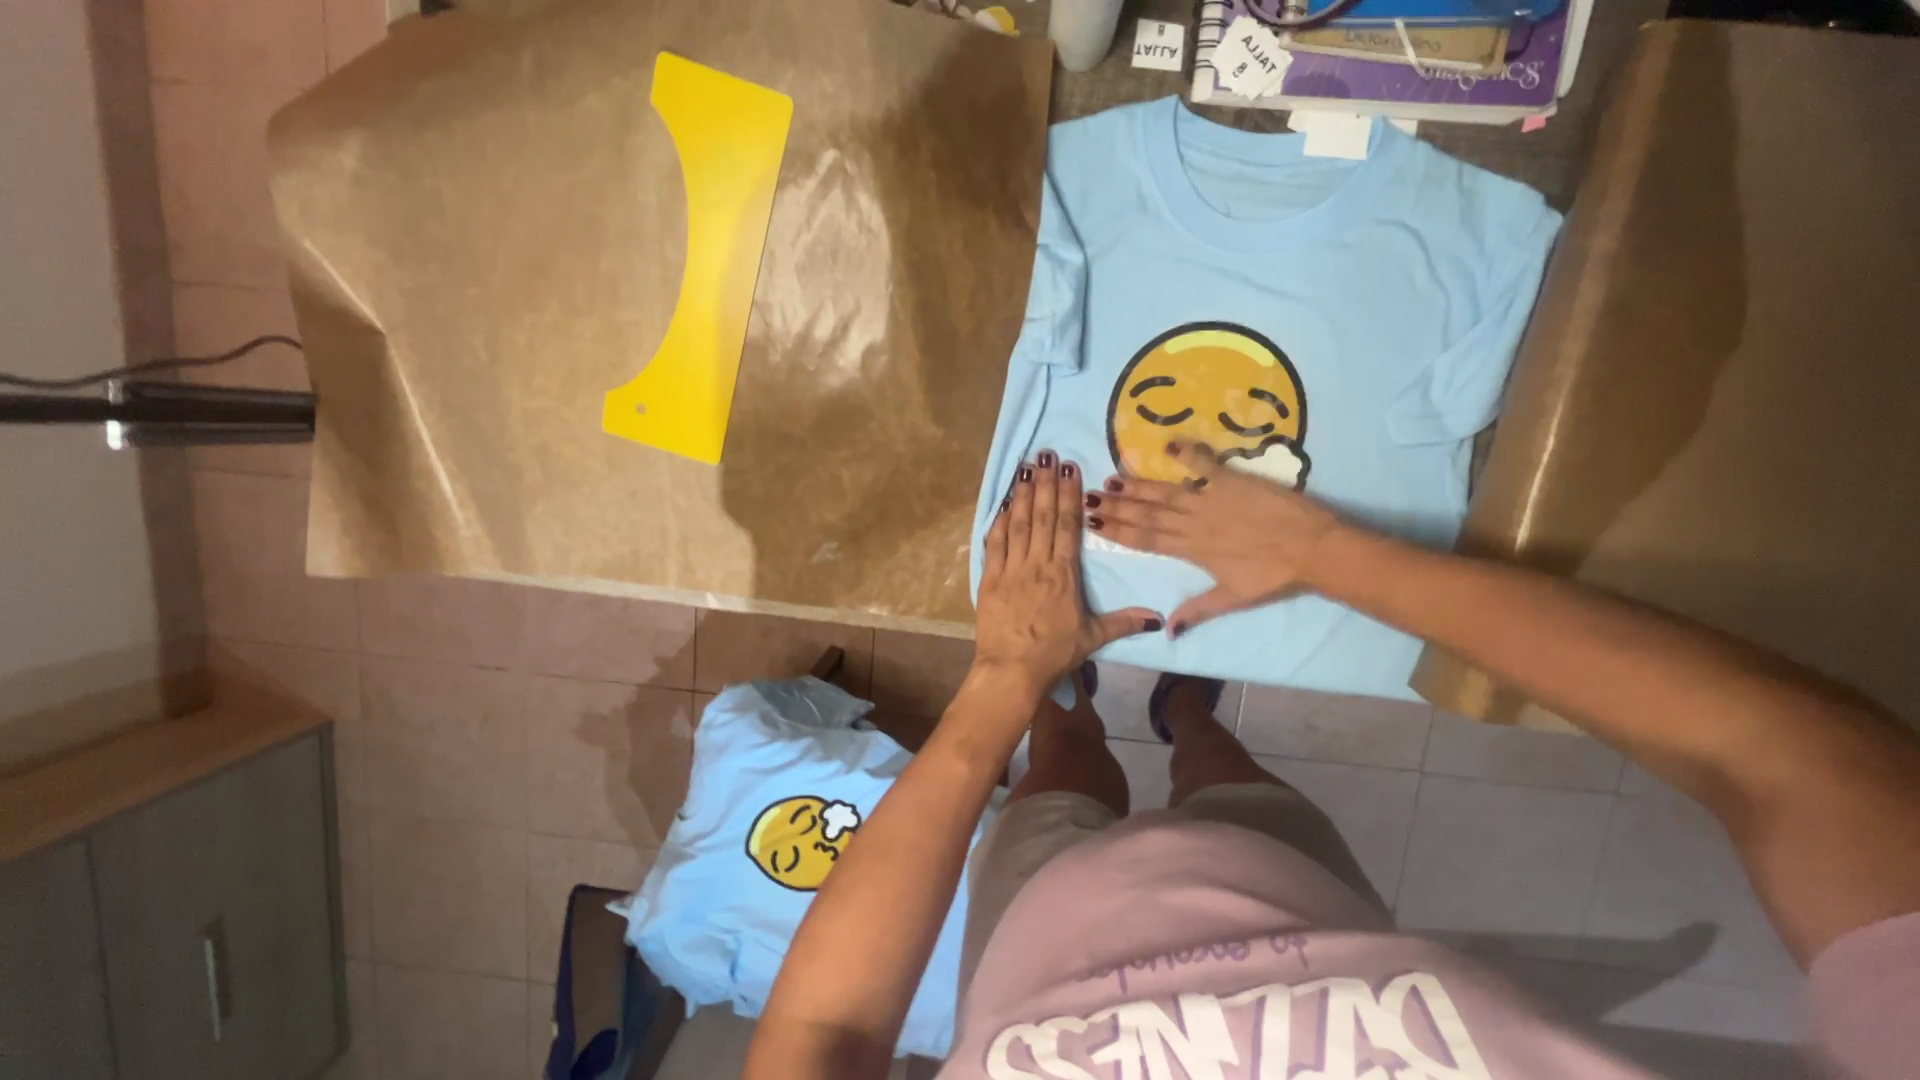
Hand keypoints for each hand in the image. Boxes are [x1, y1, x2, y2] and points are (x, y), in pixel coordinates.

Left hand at [974, 451, 1162, 692]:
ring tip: (1025, 469)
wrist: (1012, 669)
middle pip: (1042, 516)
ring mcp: (1011, 569)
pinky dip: (998, 522)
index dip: (1069, 495)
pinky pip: (994, 543)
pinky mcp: (990, 579)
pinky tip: (1002, 504)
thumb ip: (1124, 622)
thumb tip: (1158, 619)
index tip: (1069, 470)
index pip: (1068, 526)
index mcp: (1064, 573)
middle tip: (1045, 455)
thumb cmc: (1054, 654)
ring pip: (1018, 524)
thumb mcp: (1093, 638)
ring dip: (1021, 495)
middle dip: (1045, 483)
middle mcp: (1038, 564)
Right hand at [1085, 439, 1345, 634]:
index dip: (1119, 532)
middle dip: (1117, 506)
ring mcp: (1212, 499)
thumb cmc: (1275, 576)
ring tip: (1112, 478)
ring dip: (1138, 485)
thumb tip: (1167, 630)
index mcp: (1192, 551)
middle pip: (1148, 514)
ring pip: (1166, 492)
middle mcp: (1194, 523)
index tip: (1093, 524)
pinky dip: (1187, 452)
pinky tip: (1167, 444)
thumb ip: (1197, 610)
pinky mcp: (1233, 480)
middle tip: (1089, 497)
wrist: (1313, 550)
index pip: (1146, 540)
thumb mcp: (1234, 598)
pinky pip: (1205, 463)